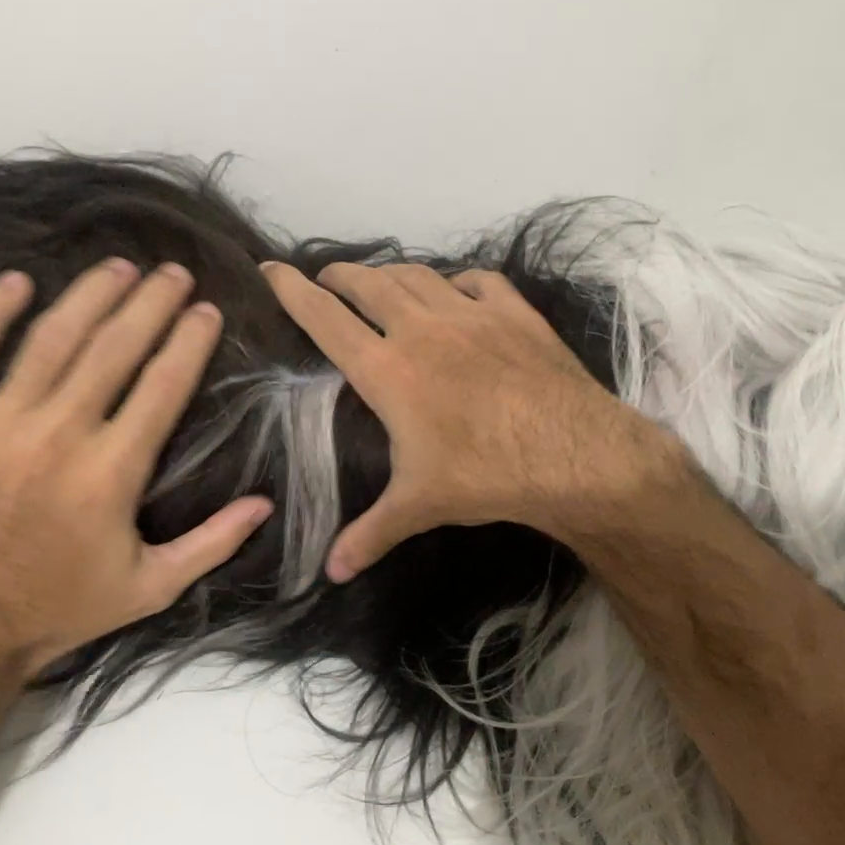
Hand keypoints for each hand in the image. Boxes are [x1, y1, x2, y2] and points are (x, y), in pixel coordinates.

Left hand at [0, 261, 273, 668]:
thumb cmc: (66, 608)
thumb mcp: (153, 587)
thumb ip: (212, 542)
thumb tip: (265, 504)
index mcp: (112, 473)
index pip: (162, 385)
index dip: (189, 341)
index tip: (206, 310)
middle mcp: (58, 435)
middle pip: (113, 348)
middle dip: (150, 303)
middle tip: (173, 272)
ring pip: (50, 337)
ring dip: (90, 294)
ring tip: (120, 266)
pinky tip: (19, 282)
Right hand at [262, 261, 653, 581]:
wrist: (574, 455)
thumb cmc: (485, 476)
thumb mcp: (419, 507)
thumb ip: (370, 535)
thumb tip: (330, 574)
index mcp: (388, 371)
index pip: (327, 319)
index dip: (293, 292)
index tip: (270, 269)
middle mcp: (423, 329)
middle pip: (369, 284)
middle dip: (340, 275)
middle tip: (326, 278)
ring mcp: (472, 314)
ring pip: (419, 275)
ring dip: (392, 273)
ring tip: (380, 281)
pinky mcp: (515, 313)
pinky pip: (477, 280)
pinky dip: (456, 280)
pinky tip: (456, 290)